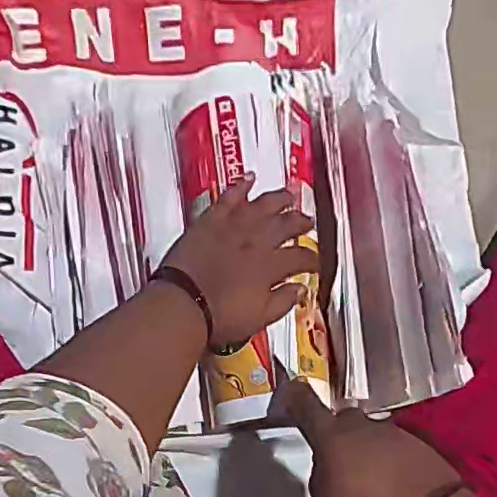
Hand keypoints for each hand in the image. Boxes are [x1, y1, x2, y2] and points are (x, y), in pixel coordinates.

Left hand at [161, 174, 317, 346]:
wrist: (182, 305)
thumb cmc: (218, 317)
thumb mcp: (258, 317)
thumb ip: (282, 301)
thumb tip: (299, 291)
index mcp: (270, 266)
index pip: (300, 258)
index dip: (311, 260)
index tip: (314, 263)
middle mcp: (255, 241)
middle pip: (285, 226)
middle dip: (300, 223)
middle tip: (307, 222)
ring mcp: (232, 228)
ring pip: (262, 205)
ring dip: (279, 198)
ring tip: (289, 194)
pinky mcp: (209, 222)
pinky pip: (229, 198)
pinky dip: (240, 186)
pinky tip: (248, 179)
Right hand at [286, 381, 467, 496]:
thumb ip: (320, 484)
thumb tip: (323, 477)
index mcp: (331, 439)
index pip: (306, 406)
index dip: (296, 398)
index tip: (292, 392)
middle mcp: (363, 428)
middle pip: (344, 421)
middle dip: (339, 435)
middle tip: (337, 461)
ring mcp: (397, 434)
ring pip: (373, 436)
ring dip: (369, 452)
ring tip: (369, 482)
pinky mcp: (423, 447)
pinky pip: (398, 449)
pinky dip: (393, 462)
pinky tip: (394, 487)